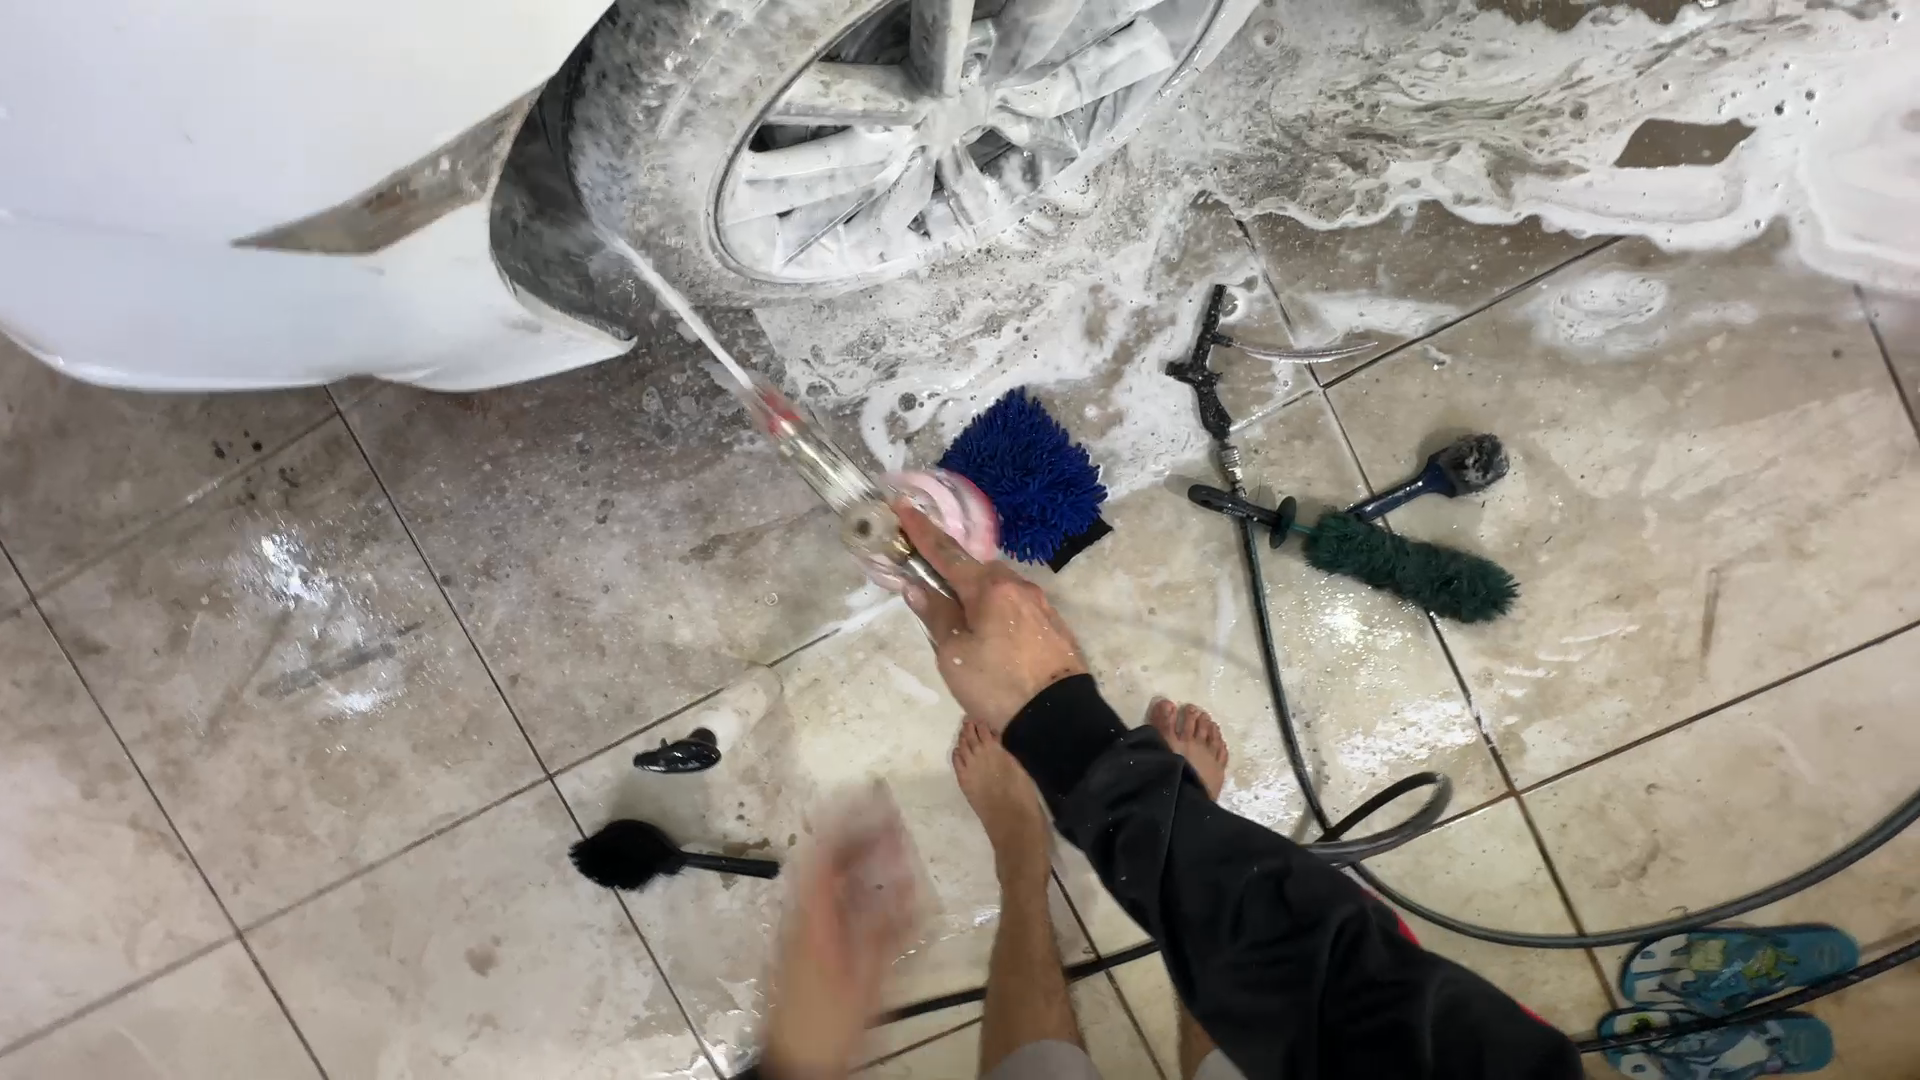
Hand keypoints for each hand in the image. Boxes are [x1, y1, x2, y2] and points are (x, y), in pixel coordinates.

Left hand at [762, 789, 920, 1079]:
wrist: (795, 1061)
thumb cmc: (825, 1020)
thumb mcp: (861, 974)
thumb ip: (883, 927)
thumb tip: (906, 881)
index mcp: (812, 911)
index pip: (825, 850)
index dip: (844, 818)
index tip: (866, 793)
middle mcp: (807, 911)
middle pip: (831, 860)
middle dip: (862, 833)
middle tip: (890, 813)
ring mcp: (807, 928)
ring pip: (835, 880)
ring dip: (864, 859)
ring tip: (892, 842)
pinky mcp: (811, 944)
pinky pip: (836, 902)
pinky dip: (859, 888)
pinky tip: (882, 888)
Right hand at [895, 500, 1088, 732]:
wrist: (1058, 718)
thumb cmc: (996, 685)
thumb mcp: (954, 654)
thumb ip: (936, 614)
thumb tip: (917, 587)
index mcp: (989, 588)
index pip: (946, 552)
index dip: (921, 531)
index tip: (903, 506)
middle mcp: (1018, 586)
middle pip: (976, 571)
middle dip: (955, 577)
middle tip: (937, 601)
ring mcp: (1040, 604)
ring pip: (999, 590)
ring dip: (979, 600)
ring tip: (968, 634)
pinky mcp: (1054, 625)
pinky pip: (1016, 608)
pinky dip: (999, 614)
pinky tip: (997, 642)